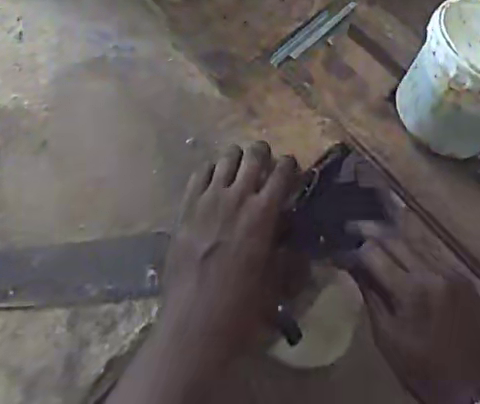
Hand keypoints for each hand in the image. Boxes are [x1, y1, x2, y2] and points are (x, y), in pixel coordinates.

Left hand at [158, 141, 301, 359]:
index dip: (290, 166)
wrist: (193, 324)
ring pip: (227, 157)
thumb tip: (292, 234)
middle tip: (265, 167)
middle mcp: (237, 196)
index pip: (283, 171)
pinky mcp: (186, 206)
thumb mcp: (275, 280)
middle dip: (264, 155)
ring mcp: (209, 198)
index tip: (291, 171)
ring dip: (238, 159)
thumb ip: (286, 251)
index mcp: (264, 213)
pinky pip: (200, 172)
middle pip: (254, 154)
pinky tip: (214, 183)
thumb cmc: (240, 308)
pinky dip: (211, 171)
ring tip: (239, 171)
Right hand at [344, 217, 479, 403]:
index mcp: (411, 289)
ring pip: (415, 243)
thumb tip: (354, 268)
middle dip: (371, 233)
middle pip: (395, 240)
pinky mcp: (464, 277)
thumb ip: (371, 298)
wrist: (475, 391)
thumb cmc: (425, 372)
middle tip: (353, 228)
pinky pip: (434, 255)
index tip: (340, 244)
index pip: (374, 254)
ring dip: (394, 238)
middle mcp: (432, 271)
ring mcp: (451, 271)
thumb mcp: (388, 341)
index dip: (354, 248)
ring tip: (374, 232)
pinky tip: (404, 252)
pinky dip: (416, 252)